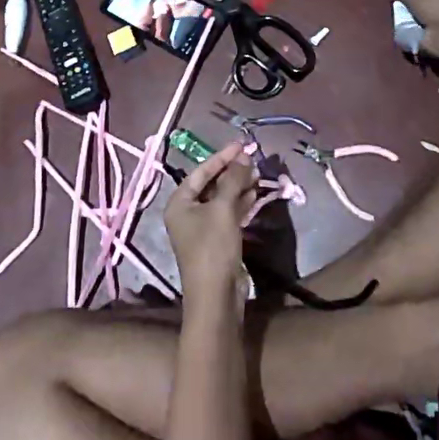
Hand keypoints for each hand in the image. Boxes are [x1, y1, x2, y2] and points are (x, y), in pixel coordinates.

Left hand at [165, 145, 256, 304]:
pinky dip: (241, 203)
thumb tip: (244, 156)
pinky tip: (256, 194)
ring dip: (239, 186)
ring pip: (222, 198)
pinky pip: (229, 213)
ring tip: (259, 174)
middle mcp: (187, 213)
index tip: (242, 144)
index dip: (221, 157)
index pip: (201, 172)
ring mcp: (202, 228)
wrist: (216, 294)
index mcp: (179, 203)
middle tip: (253, 159)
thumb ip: (233, 180)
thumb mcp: (223, 209)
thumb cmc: (212, 247)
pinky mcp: (217, 239)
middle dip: (232, 172)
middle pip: (211, 184)